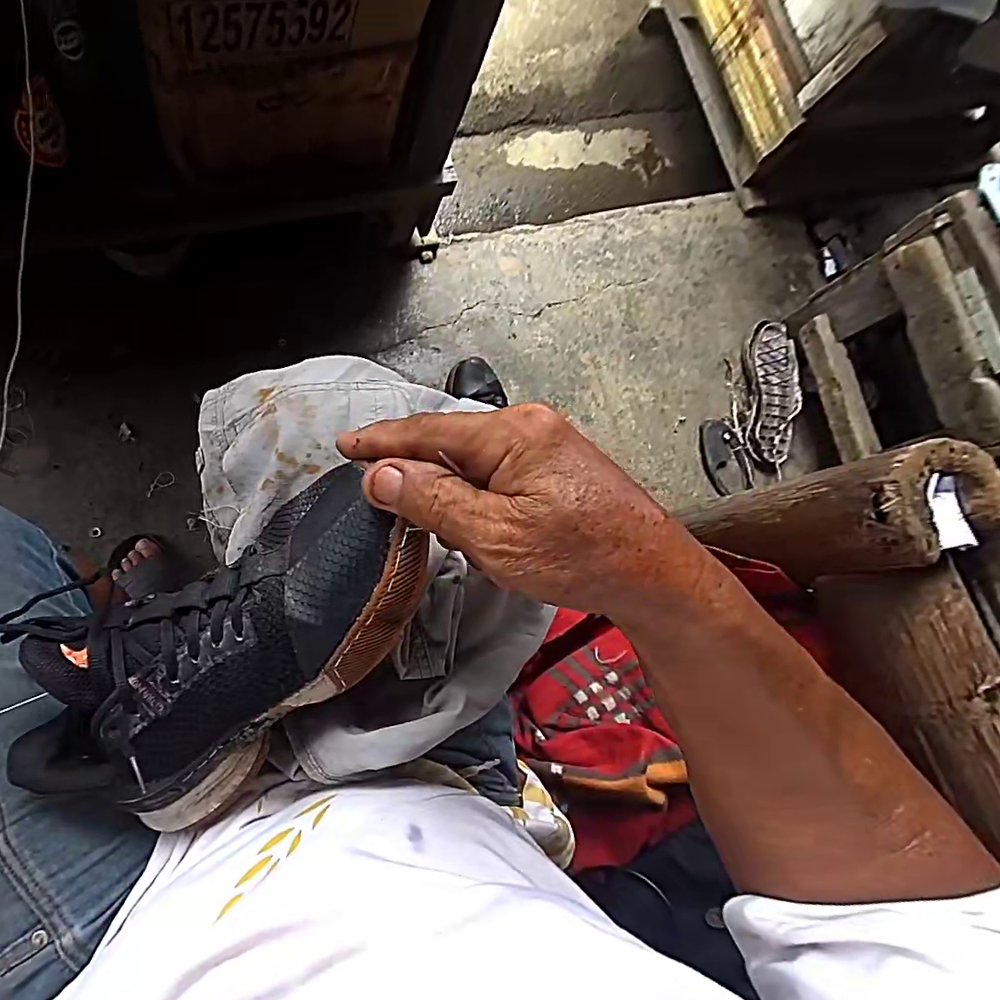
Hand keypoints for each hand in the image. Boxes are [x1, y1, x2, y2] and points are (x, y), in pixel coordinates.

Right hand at [338, 404, 716, 622]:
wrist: (651, 573)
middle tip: (376, 485)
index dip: (382, 440)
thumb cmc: (583, 556)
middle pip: (448, 439)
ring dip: (441, 480)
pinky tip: (464, 512)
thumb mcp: (494, 535)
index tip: (348, 445)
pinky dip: (469, 487)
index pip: (427, 430)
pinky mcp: (553, 466)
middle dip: (410, 463)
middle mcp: (529, 427)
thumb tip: (383, 475)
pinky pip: (494, 467)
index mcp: (512, 433)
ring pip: (470, 456)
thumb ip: (433, 501)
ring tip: (418, 508)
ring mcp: (544, 444)